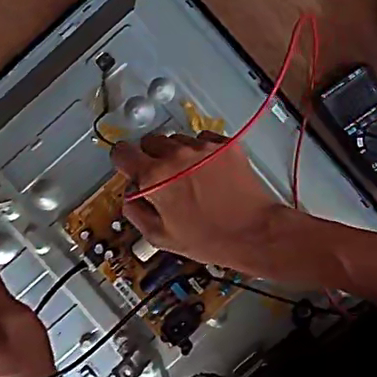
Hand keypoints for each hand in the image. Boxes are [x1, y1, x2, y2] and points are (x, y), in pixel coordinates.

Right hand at [111, 132, 296, 274]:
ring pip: (178, 140)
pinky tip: (208, 172)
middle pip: (150, 142)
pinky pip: (203, 139)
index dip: (122, 160)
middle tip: (163, 177)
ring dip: (178, 155)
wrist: (254, 232)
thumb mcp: (161, 237)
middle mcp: (177, 156)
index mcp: (155, 177)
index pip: (123, 152)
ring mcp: (202, 148)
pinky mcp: (225, 146)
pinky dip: (202, 151)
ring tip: (191, 178)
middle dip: (151, 157)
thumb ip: (136, 211)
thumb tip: (130, 196)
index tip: (126, 163)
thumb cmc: (212, 238)